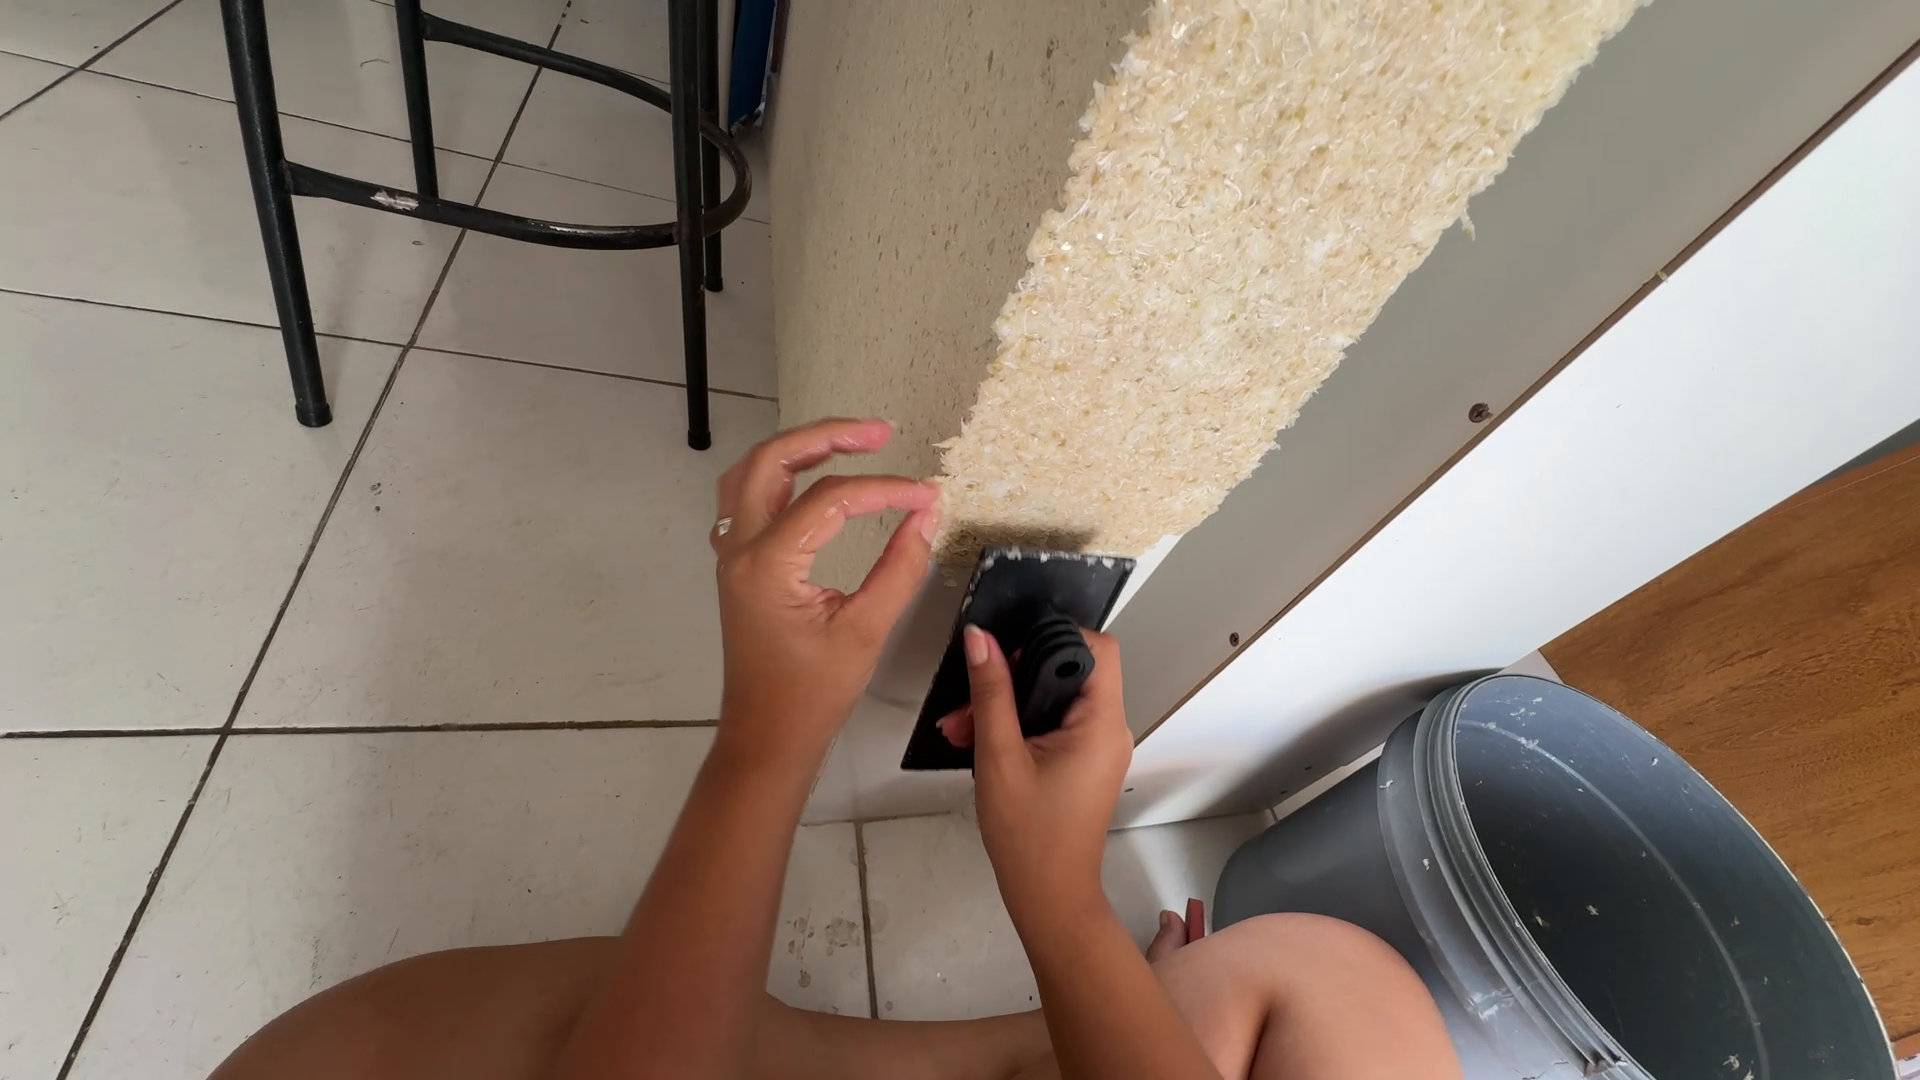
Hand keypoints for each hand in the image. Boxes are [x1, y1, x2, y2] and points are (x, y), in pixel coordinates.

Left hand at [711, 418, 940, 759]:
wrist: (767, 735)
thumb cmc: (814, 692)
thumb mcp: (866, 630)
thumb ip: (900, 567)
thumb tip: (927, 515)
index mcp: (768, 563)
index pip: (830, 499)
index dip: (885, 490)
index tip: (927, 496)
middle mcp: (739, 548)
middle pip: (774, 460)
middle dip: (827, 437)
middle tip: (880, 434)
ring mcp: (731, 555)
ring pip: (752, 474)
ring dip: (797, 449)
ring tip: (848, 444)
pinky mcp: (738, 566)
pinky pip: (747, 500)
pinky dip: (779, 477)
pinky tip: (809, 481)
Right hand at [942, 625, 1130, 926]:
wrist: (1048, 898)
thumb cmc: (1027, 833)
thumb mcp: (999, 756)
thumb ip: (991, 692)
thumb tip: (979, 637)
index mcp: (1101, 722)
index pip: (1098, 648)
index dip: (1055, 637)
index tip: (1011, 653)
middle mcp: (1109, 728)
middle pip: (1070, 670)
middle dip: (1015, 675)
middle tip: (972, 695)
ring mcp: (1097, 745)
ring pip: (1053, 697)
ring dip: (1006, 703)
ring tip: (960, 727)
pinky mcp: (1083, 760)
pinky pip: (1052, 722)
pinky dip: (1017, 724)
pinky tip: (975, 739)